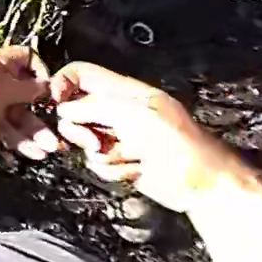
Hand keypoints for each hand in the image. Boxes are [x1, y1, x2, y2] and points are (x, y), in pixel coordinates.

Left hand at [0, 46, 59, 158]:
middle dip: (41, 110)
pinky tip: (32, 152)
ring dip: (34, 130)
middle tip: (58, 130)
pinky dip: (19, 140)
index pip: (26, 58)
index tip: (50, 91)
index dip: (40, 71)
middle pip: (26, 92)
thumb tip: (44, 85)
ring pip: (18, 115)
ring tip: (49, 149)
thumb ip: (22, 86)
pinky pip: (6, 129)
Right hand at [47, 60, 253, 213]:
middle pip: (74, 109)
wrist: (207, 188)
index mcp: (125, 91)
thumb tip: (63, 112)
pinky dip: (111, 170)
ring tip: (129, 158)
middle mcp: (118, 110)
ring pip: (82, 140)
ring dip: (101, 154)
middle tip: (96, 142)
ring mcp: (118, 136)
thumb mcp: (136, 117)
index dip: (62, 83)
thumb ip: (95, 108)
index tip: (54, 102)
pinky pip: (95, 162)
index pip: (81, 73)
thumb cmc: (179, 145)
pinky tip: (135, 171)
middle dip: (80, 129)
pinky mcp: (120, 161)